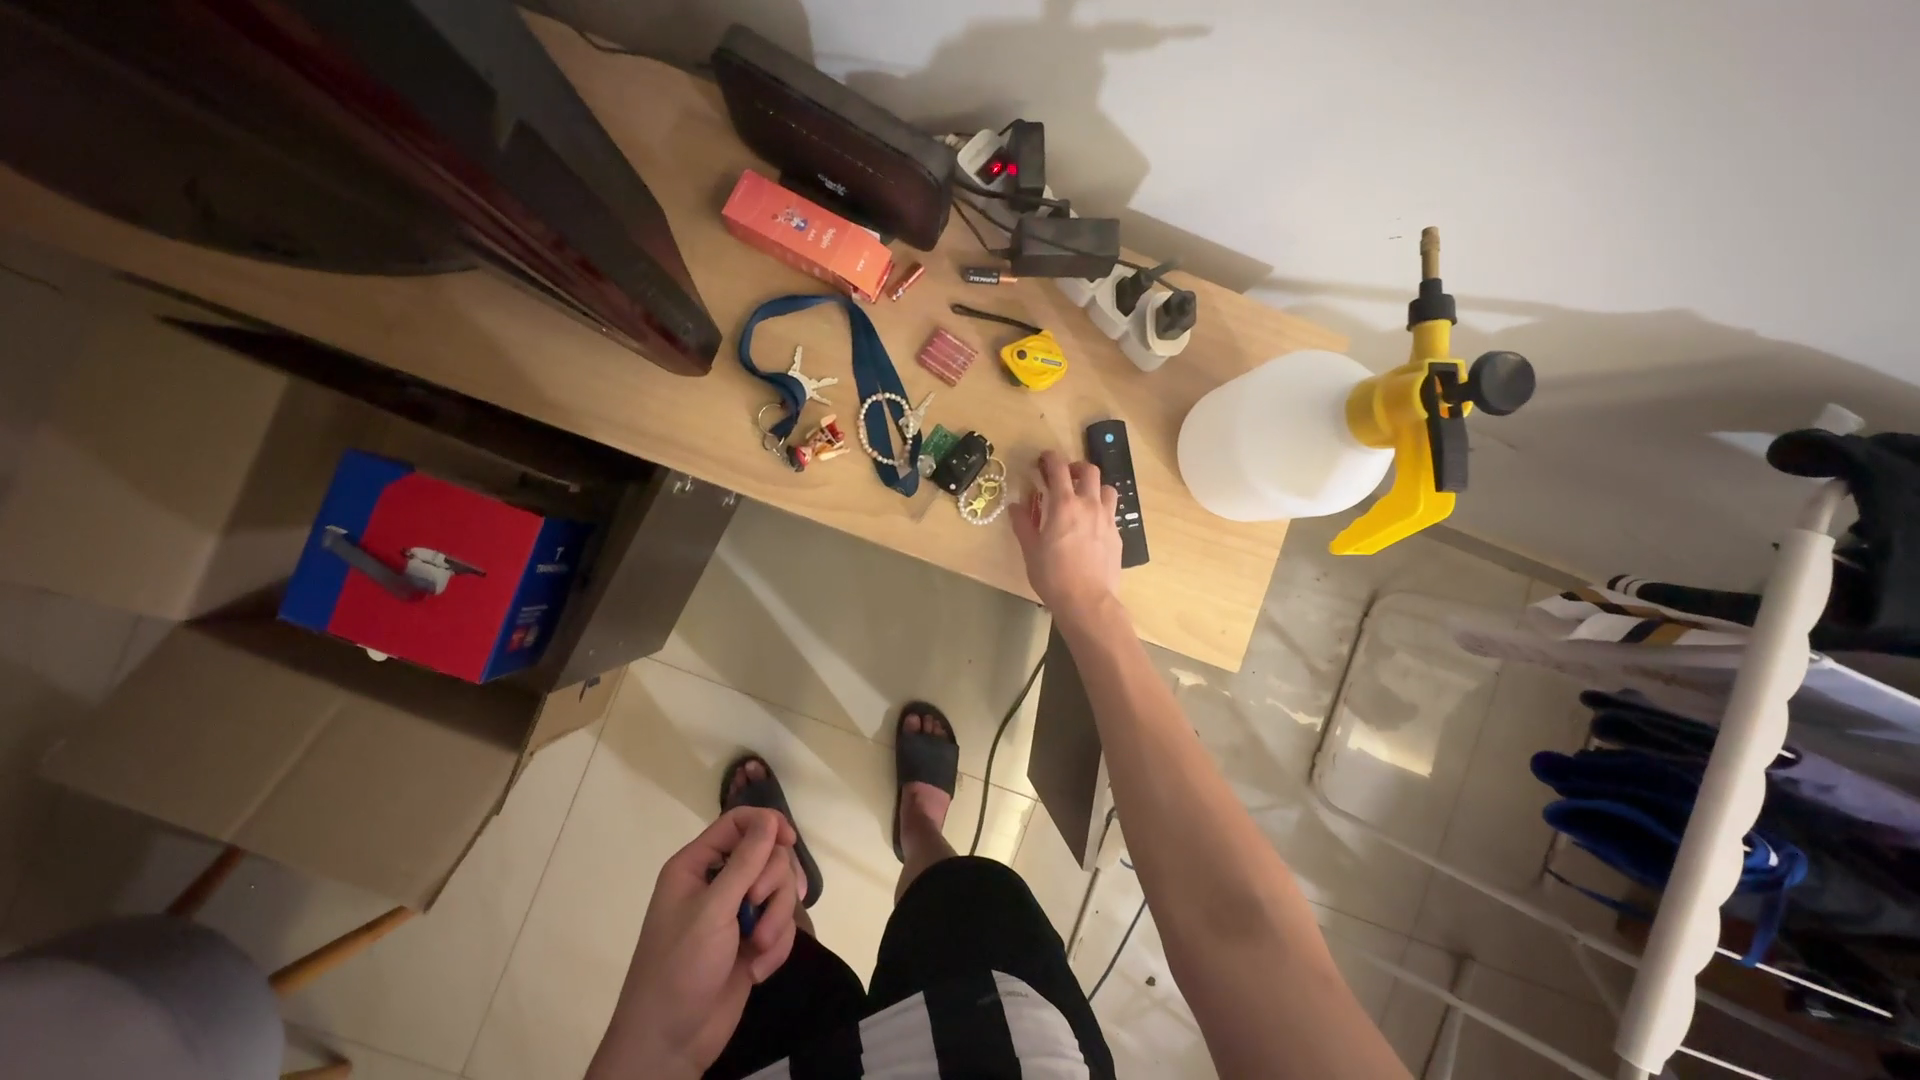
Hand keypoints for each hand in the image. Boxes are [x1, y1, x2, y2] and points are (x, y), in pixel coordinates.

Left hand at [589, 807, 801, 1079]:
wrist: (671, 1040)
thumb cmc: (680, 966)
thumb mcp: (713, 910)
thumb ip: (746, 862)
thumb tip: (769, 819)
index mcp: (696, 867)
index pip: (738, 824)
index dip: (767, 826)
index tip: (789, 841)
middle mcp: (717, 884)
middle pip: (768, 857)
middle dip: (772, 885)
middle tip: (756, 908)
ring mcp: (736, 915)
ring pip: (780, 892)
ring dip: (777, 920)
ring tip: (759, 947)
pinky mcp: (752, 942)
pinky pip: (782, 925)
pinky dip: (776, 946)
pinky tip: (757, 970)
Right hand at [1012, 449, 1122, 623]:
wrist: (1087, 602)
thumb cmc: (1053, 576)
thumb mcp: (1031, 551)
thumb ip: (1023, 524)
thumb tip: (1016, 507)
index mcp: (1064, 505)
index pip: (1059, 468)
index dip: (1051, 458)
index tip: (1044, 459)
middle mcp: (1089, 505)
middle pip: (1090, 471)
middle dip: (1076, 468)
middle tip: (1065, 477)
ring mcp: (1107, 520)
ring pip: (1107, 489)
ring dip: (1095, 488)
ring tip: (1084, 498)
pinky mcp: (1117, 536)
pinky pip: (1112, 513)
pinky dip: (1101, 511)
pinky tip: (1092, 526)